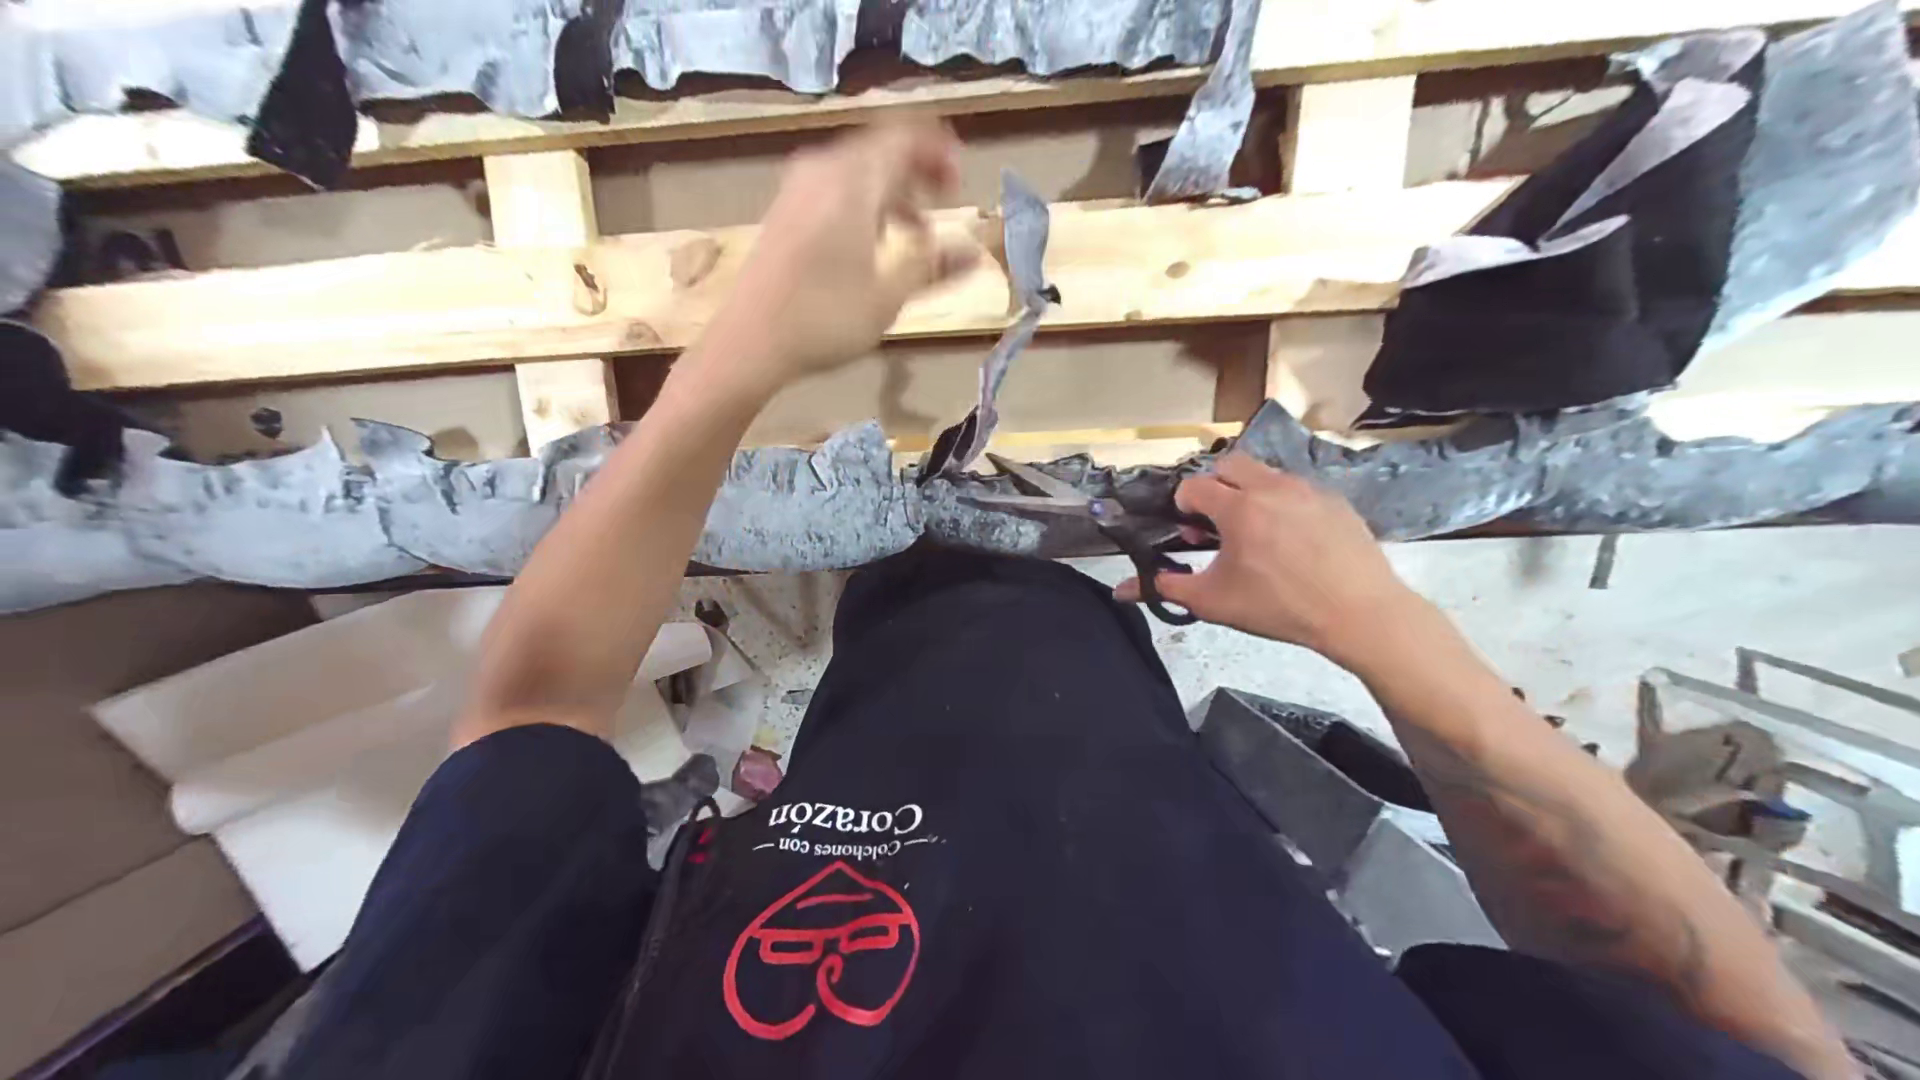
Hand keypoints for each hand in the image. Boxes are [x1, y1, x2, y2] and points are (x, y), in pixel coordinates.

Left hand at [711, 121, 981, 393]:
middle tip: (943, 203)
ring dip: (891, 190)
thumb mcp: (888, 297)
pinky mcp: (784, 211)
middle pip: (880, 149)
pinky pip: (834, 187)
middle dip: (917, 171)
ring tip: (914, 229)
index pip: (905, 138)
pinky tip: (871, 241)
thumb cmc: (825, 319)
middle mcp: (823, 171)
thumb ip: (933, 267)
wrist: (749, 342)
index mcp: (853, 182)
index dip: (939, 153)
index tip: (959, 185)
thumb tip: (975, 252)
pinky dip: (863, 201)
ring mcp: (798, 189)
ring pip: (856, 169)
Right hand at [1114, 451, 1424, 665]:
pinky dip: (1283, 503)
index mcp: (1238, 508)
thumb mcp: (1214, 601)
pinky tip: (1293, 540)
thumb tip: (1121, 591)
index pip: (1194, 486)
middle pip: (1230, 464)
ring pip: (1266, 474)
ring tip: (1256, 532)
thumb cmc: (1278, 607)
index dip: (1184, 505)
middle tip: (1218, 522)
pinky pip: (1298, 489)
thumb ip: (1165, 588)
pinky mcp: (1335, 501)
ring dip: (1249, 493)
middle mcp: (1271, 487)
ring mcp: (1308, 490)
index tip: (1190, 529)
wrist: (1359, 615)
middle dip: (1215, 486)